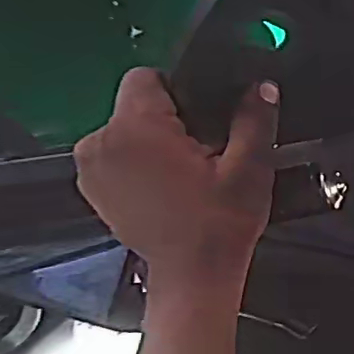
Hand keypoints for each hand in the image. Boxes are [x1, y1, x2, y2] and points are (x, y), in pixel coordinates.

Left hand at [74, 68, 278, 287]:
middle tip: (207, 152)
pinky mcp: (94, 188)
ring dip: (157, 141)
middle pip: (137, 105)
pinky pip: (119, 154)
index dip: (182, 90)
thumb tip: (262, 86)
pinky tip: (170, 187)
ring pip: (129, 129)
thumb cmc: (222, 222)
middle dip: (172, 119)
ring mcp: (91, 168)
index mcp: (134, 129)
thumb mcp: (249, 167)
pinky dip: (142, 162)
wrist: (194, 276)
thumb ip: (254, 119)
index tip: (209, 120)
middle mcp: (99, 142)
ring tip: (190, 172)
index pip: (147, 77)